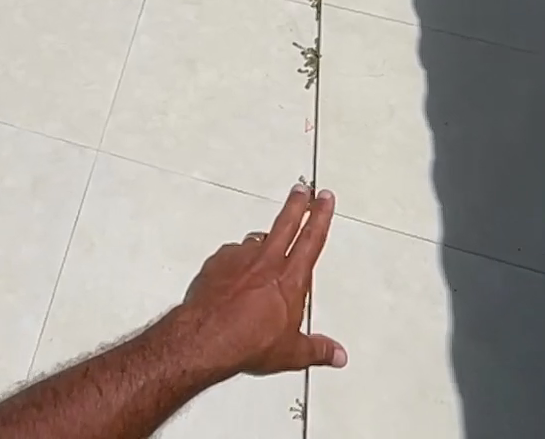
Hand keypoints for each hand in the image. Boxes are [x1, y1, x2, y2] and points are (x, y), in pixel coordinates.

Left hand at [164, 184, 346, 378]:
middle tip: (302, 190)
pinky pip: (231, 255)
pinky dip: (237, 262)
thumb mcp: (292, 352)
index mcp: (289, 279)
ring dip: (263, 243)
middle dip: (296, 204)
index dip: (320, 216)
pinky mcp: (217, 261)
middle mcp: (265, 262)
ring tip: (265, 256)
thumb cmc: (249, 342)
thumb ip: (317, 349)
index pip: (311, 240)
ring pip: (256, 241)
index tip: (325, 199)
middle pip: (285, 223)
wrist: (207, 337)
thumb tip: (337, 355)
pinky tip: (235, 277)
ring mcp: (239, 258)